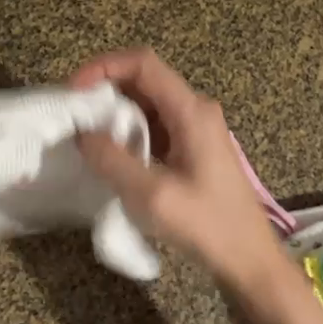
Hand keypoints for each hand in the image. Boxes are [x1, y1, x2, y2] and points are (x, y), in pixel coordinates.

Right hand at [72, 49, 292, 300]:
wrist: (249, 259)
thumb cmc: (207, 225)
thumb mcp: (152, 195)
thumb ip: (113, 160)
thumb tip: (81, 133)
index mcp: (190, 111)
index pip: (143, 64)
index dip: (103, 67)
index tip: (74, 91)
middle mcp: (195, 110)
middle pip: (143, 79)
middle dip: (104, 90)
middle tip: (73, 114)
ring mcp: (195, 128)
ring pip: (146, 102)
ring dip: (114, 112)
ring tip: (85, 134)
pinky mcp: (192, 147)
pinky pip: (154, 124)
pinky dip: (127, 130)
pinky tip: (110, 153)